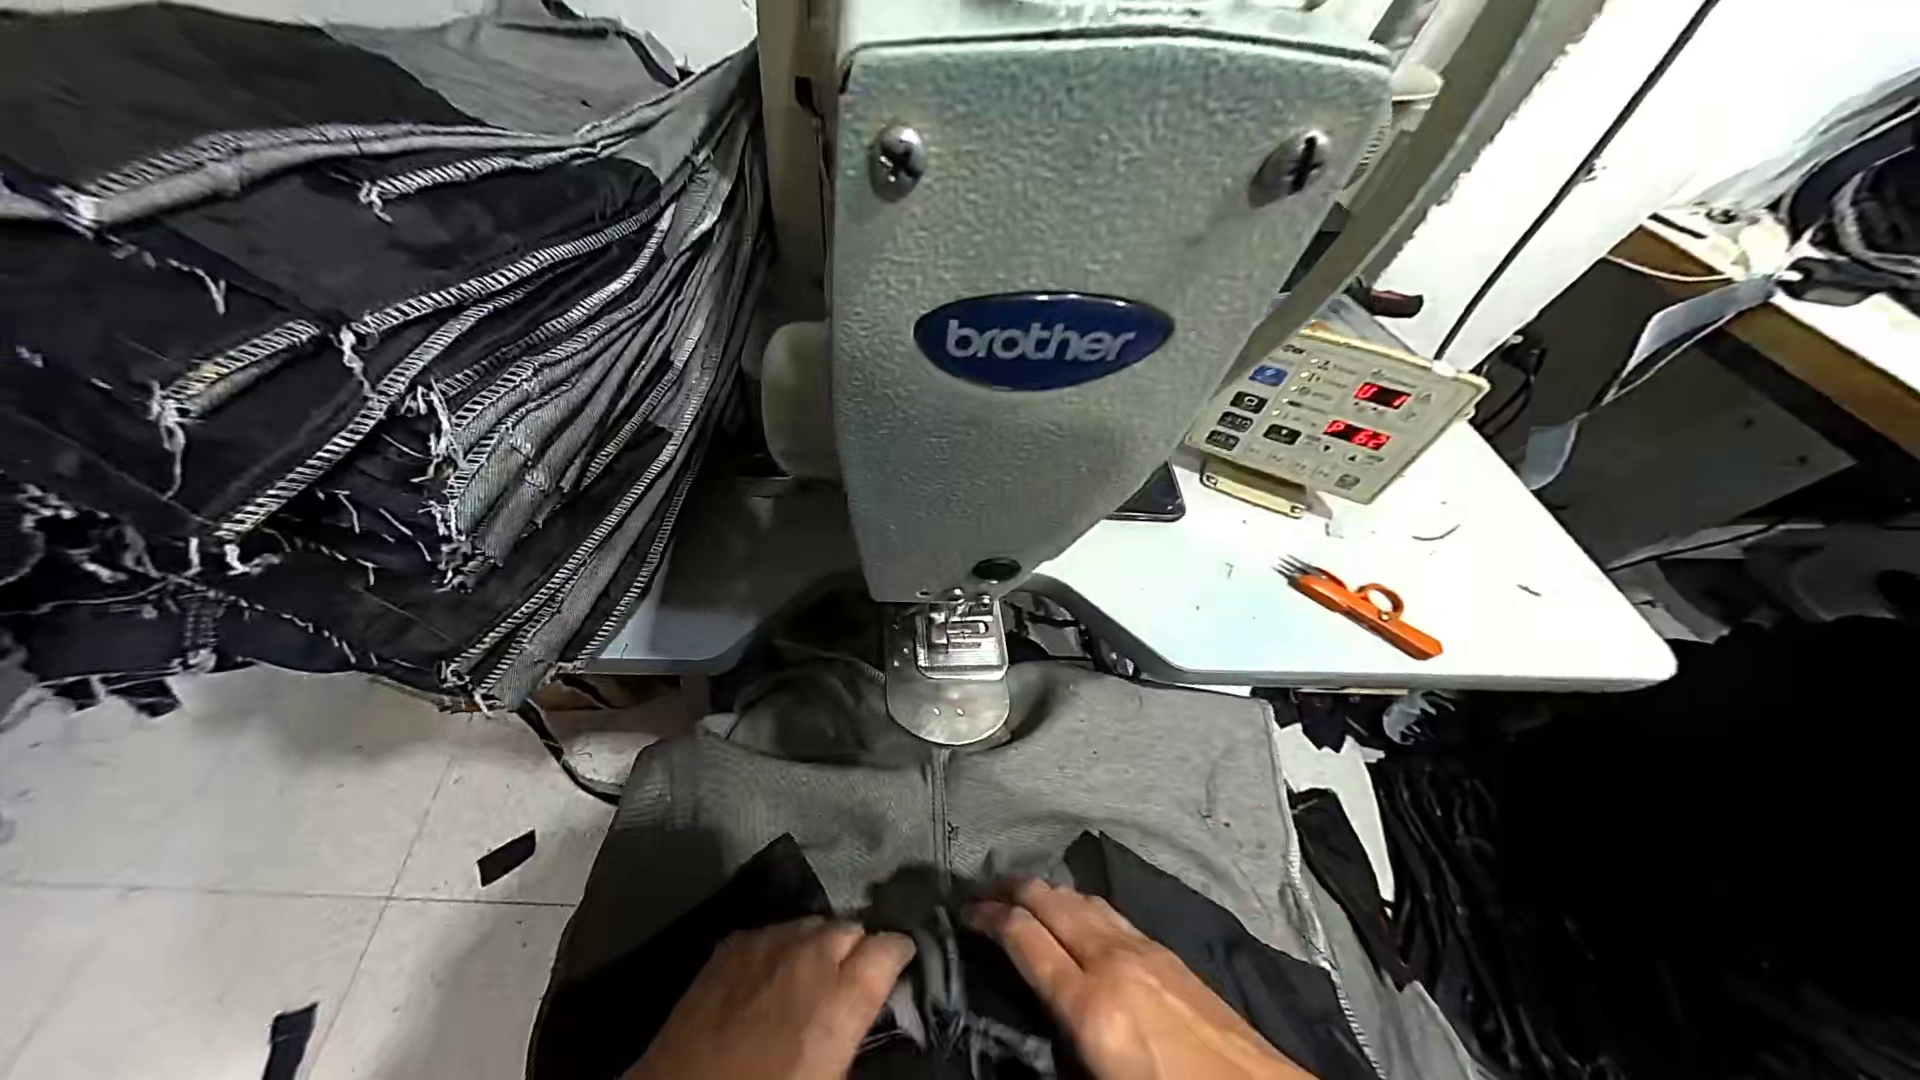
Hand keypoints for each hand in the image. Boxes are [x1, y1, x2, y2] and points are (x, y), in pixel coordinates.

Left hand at [625, 917, 915, 1079]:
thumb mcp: (827, 1075)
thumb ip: (853, 1028)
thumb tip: (862, 1010)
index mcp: (843, 994)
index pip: (891, 946)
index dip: (897, 957)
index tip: (895, 969)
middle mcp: (813, 953)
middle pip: (852, 929)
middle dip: (855, 951)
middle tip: (844, 985)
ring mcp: (770, 940)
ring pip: (813, 924)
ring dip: (817, 947)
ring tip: (804, 979)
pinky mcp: (734, 942)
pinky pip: (774, 931)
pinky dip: (780, 949)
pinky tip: (767, 976)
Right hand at [966, 879, 1318, 1079]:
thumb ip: (1060, 1050)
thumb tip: (1035, 1029)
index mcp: (1090, 1006)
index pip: (1025, 939)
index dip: (988, 918)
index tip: (965, 912)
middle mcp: (1112, 961)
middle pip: (1050, 902)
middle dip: (1010, 889)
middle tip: (982, 890)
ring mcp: (1143, 949)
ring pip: (1080, 898)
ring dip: (1044, 890)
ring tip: (1020, 893)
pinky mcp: (1166, 951)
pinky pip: (1108, 911)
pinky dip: (1077, 901)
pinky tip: (1075, 909)